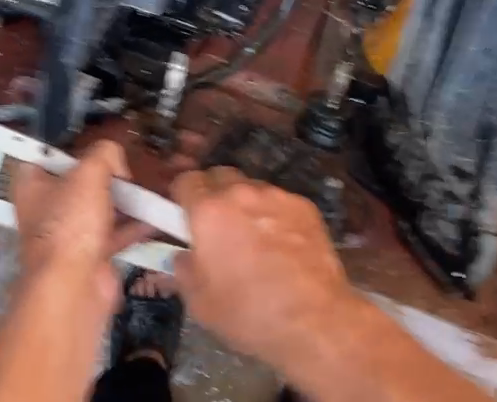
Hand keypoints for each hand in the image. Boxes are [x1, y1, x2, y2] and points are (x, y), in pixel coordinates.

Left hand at [10, 141, 151, 312]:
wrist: (74, 288)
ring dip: (125, 199)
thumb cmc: (70, 224)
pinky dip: (134, 224)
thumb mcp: (89, 172)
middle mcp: (47, 206)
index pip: (50, 152)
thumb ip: (106, 153)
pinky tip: (155, 214)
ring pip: (101, 205)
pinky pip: (116, 231)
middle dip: (107, 173)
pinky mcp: (91, 254)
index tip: (99, 138)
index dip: (75, 143)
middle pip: (81, 178)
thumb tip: (117, 164)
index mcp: (32, 183)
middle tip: (128, 166)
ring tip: (149, 187)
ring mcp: (69, 232)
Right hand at [170, 167, 364, 371]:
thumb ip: (183, 270)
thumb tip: (183, 255)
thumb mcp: (200, 303)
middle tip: (216, 228)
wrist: (314, 320)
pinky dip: (274, 216)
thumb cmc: (249, 313)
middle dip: (213, 195)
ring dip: (244, 205)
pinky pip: (279, 202)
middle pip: (219, 176)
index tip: (184, 216)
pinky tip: (282, 246)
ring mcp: (276, 196)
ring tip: (253, 239)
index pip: (186, 180)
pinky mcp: (304, 206)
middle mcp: (241, 193)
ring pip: (251, 188)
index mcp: (209, 211)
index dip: (182, 197)